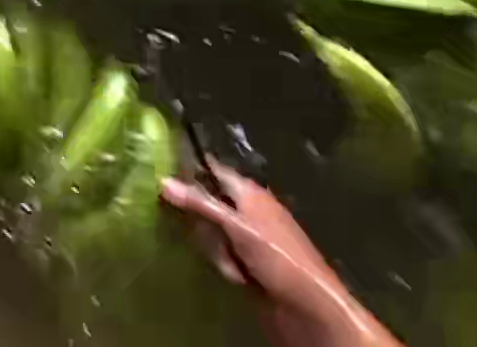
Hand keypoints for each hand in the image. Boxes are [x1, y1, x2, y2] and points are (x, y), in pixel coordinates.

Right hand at [162, 162, 402, 346]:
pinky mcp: (254, 263)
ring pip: (215, 232)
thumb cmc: (278, 256)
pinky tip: (235, 277)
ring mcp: (252, 237)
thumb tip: (163, 180)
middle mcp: (249, 208)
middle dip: (202, 221)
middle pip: (209, 202)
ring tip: (230, 265)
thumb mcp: (236, 226)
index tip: (162, 172)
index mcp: (248, 190)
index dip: (190, 168)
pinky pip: (225, 255)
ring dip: (216, 249)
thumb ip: (201, 203)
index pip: (212, 168)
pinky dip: (226, 264)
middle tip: (203, 235)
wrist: (314, 308)